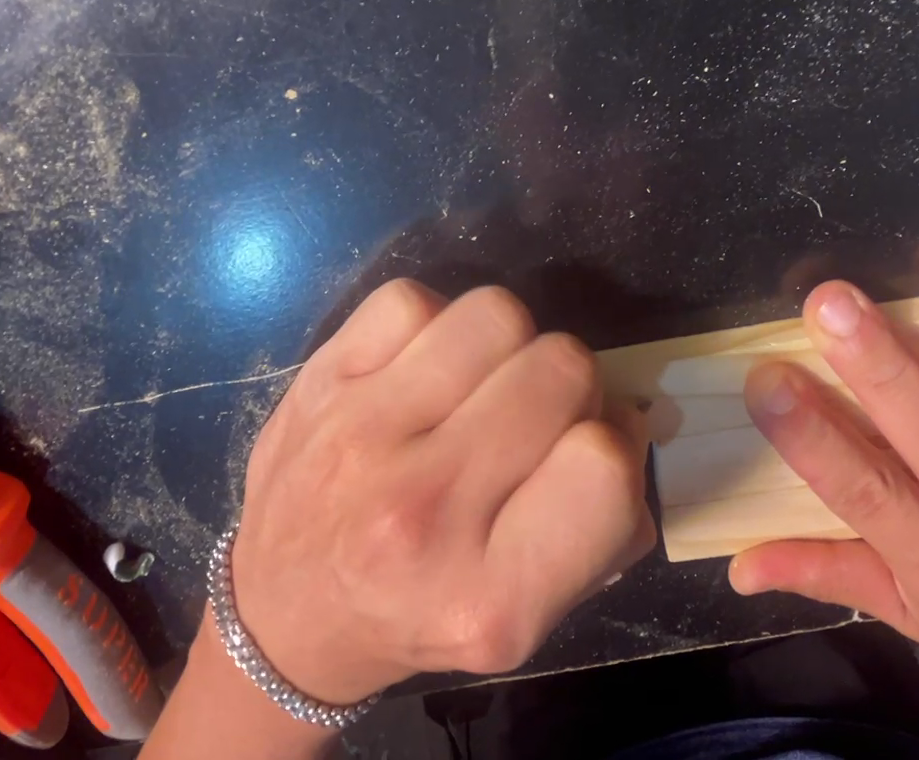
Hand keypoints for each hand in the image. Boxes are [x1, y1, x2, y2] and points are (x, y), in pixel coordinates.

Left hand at [229, 280, 654, 704]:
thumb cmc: (420, 616)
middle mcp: (422, 509)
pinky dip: (432, 323)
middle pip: (560, 367)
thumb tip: (633, 418)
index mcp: (490, 596)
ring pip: (495, 314)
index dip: (613, 444)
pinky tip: (419, 370)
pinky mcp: (318, 382)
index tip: (584, 453)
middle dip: (568, 385)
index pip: (604, 463)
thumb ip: (604, 531)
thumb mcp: (526, 619)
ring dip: (507, 344)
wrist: (284, 615)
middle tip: (532, 417)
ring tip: (479, 385)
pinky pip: (411, 299)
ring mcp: (362, 434)